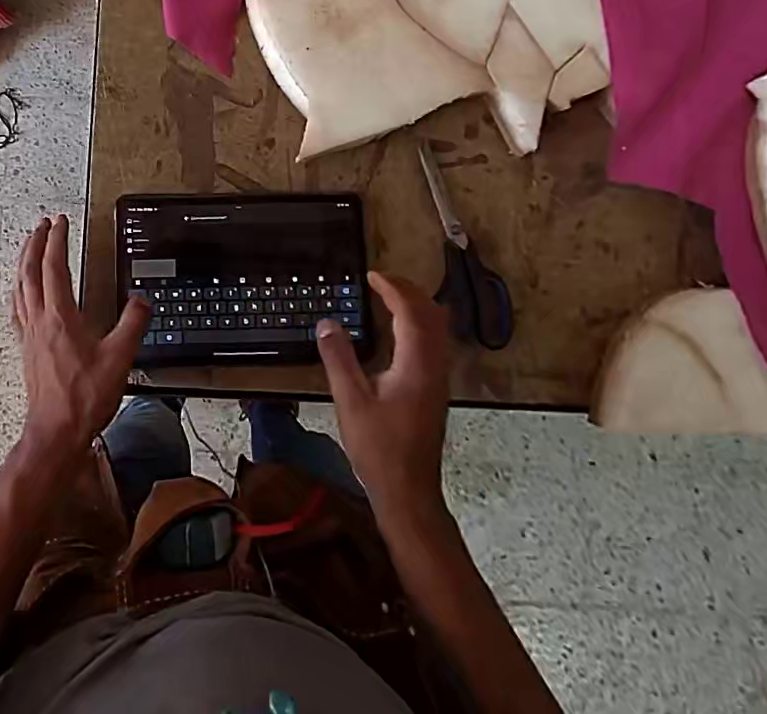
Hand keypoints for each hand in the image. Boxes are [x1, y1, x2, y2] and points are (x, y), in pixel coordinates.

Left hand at [10, 215, 149, 468]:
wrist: (56, 430)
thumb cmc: (84, 397)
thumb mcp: (120, 357)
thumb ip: (133, 323)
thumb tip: (141, 300)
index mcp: (60, 317)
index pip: (54, 268)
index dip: (56, 241)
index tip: (60, 222)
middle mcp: (40, 321)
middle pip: (30, 272)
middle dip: (35, 243)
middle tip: (42, 225)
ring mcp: (29, 335)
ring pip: (20, 287)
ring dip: (24, 262)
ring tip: (29, 247)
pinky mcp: (27, 348)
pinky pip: (17, 308)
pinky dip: (18, 289)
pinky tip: (21, 291)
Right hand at [314, 271, 453, 517]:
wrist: (408, 491)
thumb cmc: (378, 448)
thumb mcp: (351, 401)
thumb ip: (339, 359)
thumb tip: (328, 323)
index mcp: (416, 364)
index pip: (411, 311)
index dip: (393, 288)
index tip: (373, 275)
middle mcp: (434, 365)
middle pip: (431, 314)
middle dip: (408, 290)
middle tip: (381, 281)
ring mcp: (439, 378)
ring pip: (437, 328)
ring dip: (416, 306)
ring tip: (390, 297)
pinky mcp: (436, 389)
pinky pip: (435, 342)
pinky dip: (419, 324)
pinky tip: (400, 332)